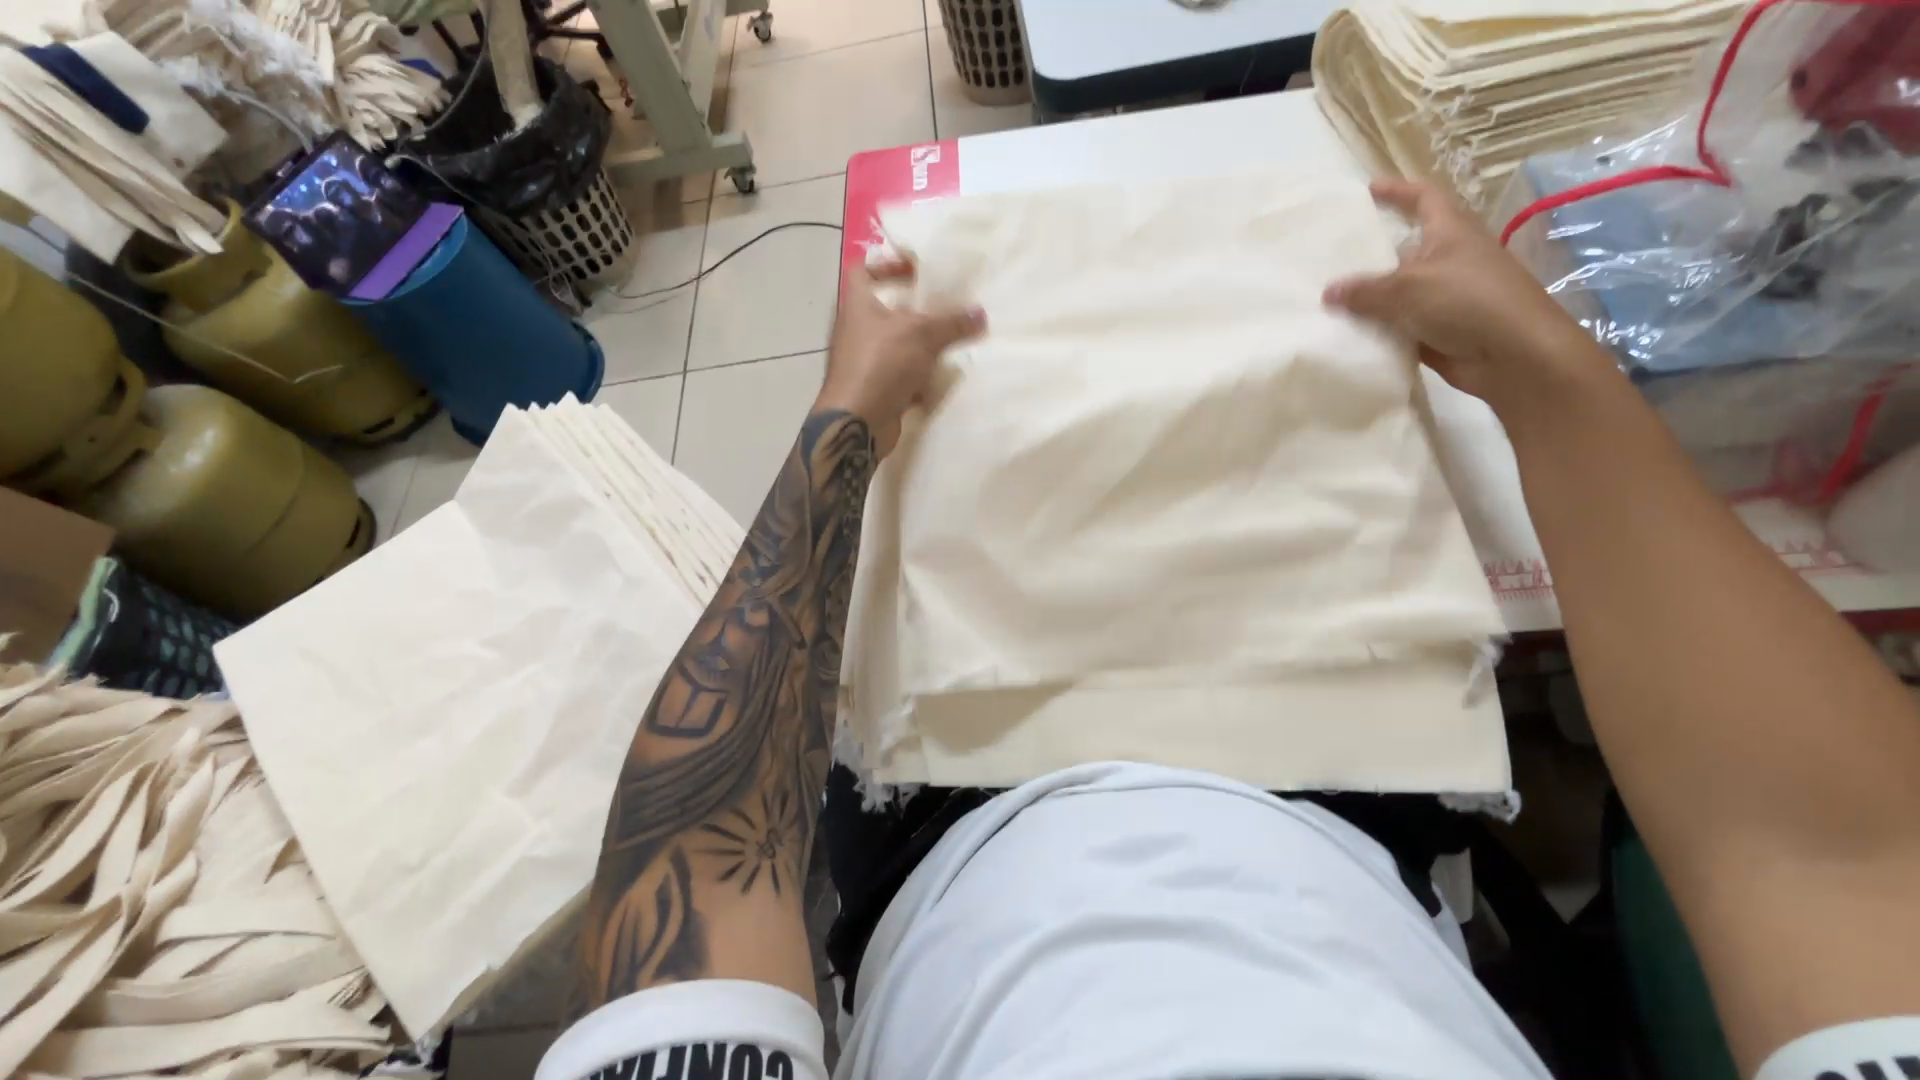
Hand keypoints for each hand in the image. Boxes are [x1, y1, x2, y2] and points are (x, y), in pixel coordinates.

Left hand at [818, 259, 986, 456]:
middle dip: (916, 309)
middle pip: (886, 308)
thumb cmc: (881, 364)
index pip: (863, 270)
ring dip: (921, 344)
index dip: (887, 264)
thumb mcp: (922, 335)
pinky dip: (919, 375)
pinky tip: (942, 377)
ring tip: (952, 340)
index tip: (916, 270)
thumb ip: (952, 322)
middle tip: (945, 306)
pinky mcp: (874, 387)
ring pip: (896, 344)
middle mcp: (855, 329)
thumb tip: (980, 314)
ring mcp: (863, 360)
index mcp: (857, 304)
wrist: (857, 423)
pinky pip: (900, 374)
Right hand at [1323, 179, 1611, 410]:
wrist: (1513, 355)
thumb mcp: (1408, 288)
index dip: (1398, 190)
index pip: (1424, 198)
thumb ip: (1364, 291)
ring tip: (1329, 300)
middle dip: (1372, 252)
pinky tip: (1348, 336)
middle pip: (1405, 248)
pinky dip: (1378, 330)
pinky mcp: (1440, 331)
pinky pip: (1401, 326)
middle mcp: (1449, 259)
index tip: (1368, 190)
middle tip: (1333, 256)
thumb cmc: (1466, 302)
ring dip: (1370, 298)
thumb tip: (1328, 292)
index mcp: (1450, 232)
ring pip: (1399, 292)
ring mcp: (1445, 297)